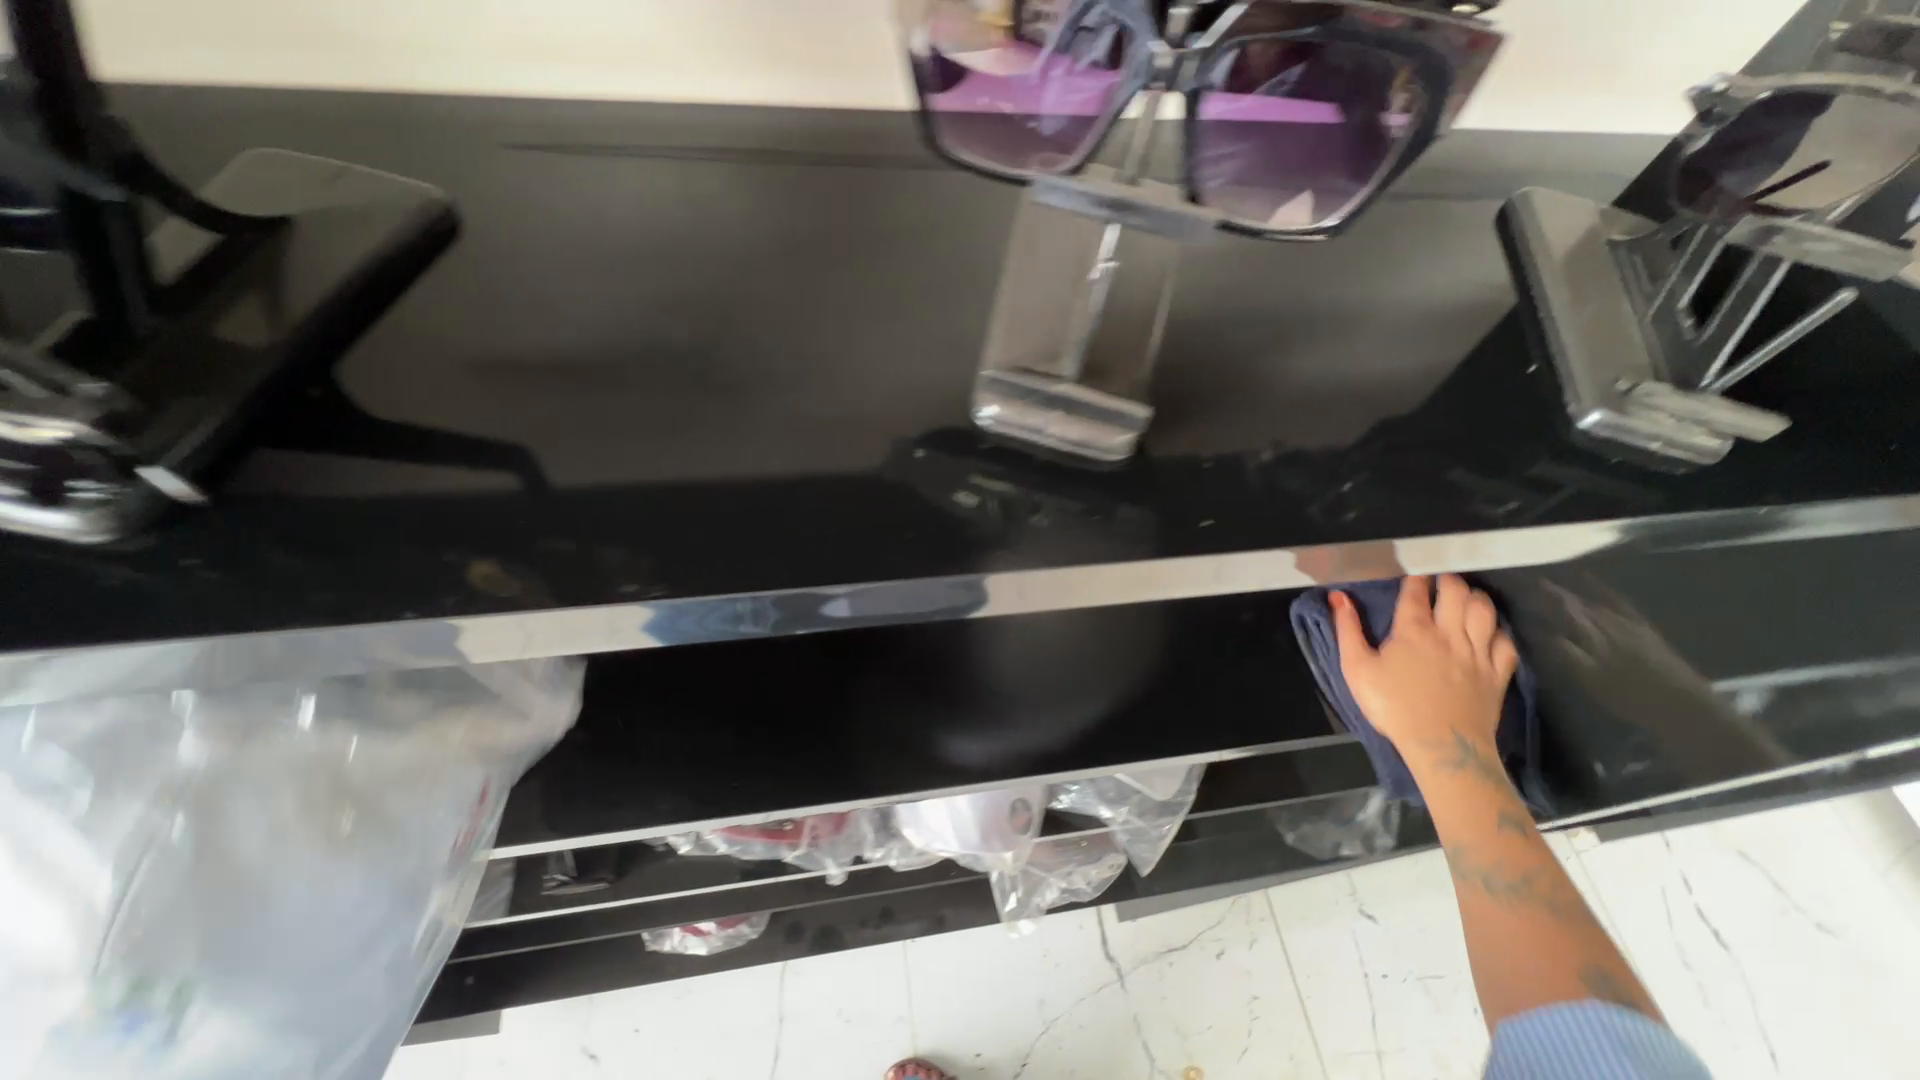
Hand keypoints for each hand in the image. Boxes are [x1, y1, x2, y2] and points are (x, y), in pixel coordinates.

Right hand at [1331, 574, 1518, 765]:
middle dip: (1448, 580)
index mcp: (1413, 630)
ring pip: (1484, 611)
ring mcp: (1477, 652)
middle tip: (1440, 581)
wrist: (1441, 745)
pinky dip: (1499, 632)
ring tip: (1466, 598)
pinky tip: (1490, 634)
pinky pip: (1506, 643)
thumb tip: (1338, 596)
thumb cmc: (1393, 706)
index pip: (1416, 591)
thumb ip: (1347, 630)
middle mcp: (1449, 633)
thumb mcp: (1356, 669)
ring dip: (1475, 599)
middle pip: (1456, 592)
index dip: (1414, 576)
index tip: (1412, 571)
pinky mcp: (1497, 673)